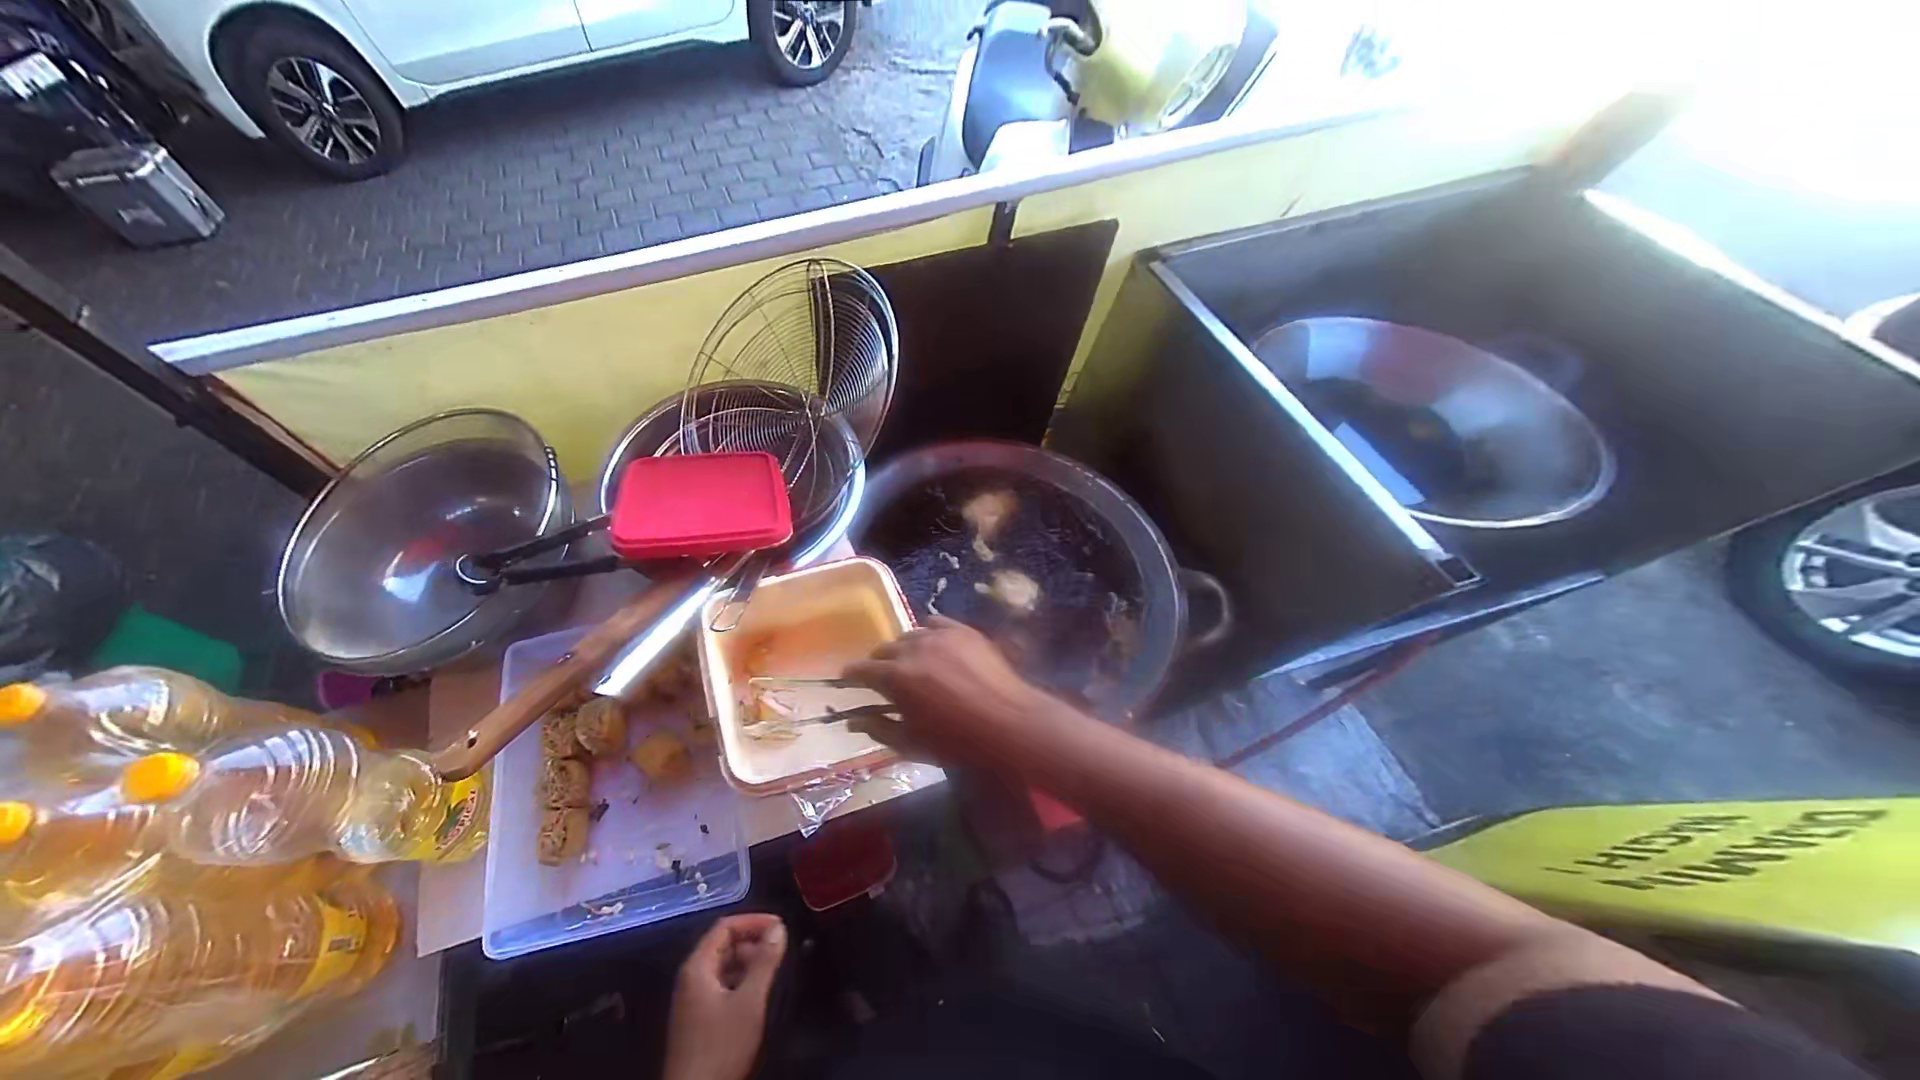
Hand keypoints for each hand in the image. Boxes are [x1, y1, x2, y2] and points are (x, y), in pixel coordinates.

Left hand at [663, 914, 786, 1079]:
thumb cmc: (721, 1047)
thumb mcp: (750, 1001)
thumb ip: (765, 961)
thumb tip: (778, 927)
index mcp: (697, 967)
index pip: (725, 926)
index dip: (753, 921)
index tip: (780, 927)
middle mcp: (691, 978)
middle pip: (723, 944)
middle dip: (753, 941)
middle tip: (779, 951)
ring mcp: (692, 999)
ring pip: (724, 965)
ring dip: (749, 961)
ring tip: (773, 971)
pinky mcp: (698, 1018)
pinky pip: (721, 984)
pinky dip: (741, 980)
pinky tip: (758, 993)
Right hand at [844, 616, 1066, 769]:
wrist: (1009, 723)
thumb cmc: (957, 741)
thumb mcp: (911, 743)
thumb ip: (878, 728)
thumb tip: (853, 720)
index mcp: (895, 676)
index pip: (862, 669)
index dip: (851, 674)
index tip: (846, 678)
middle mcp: (913, 648)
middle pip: (885, 649)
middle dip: (878, 662)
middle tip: (881, 676)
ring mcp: (941, 636)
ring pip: (910, 635)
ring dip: (903, 648)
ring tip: (910, 662)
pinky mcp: (964, 631)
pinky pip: (936, 624)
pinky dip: (928, 633)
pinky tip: (932, 643)